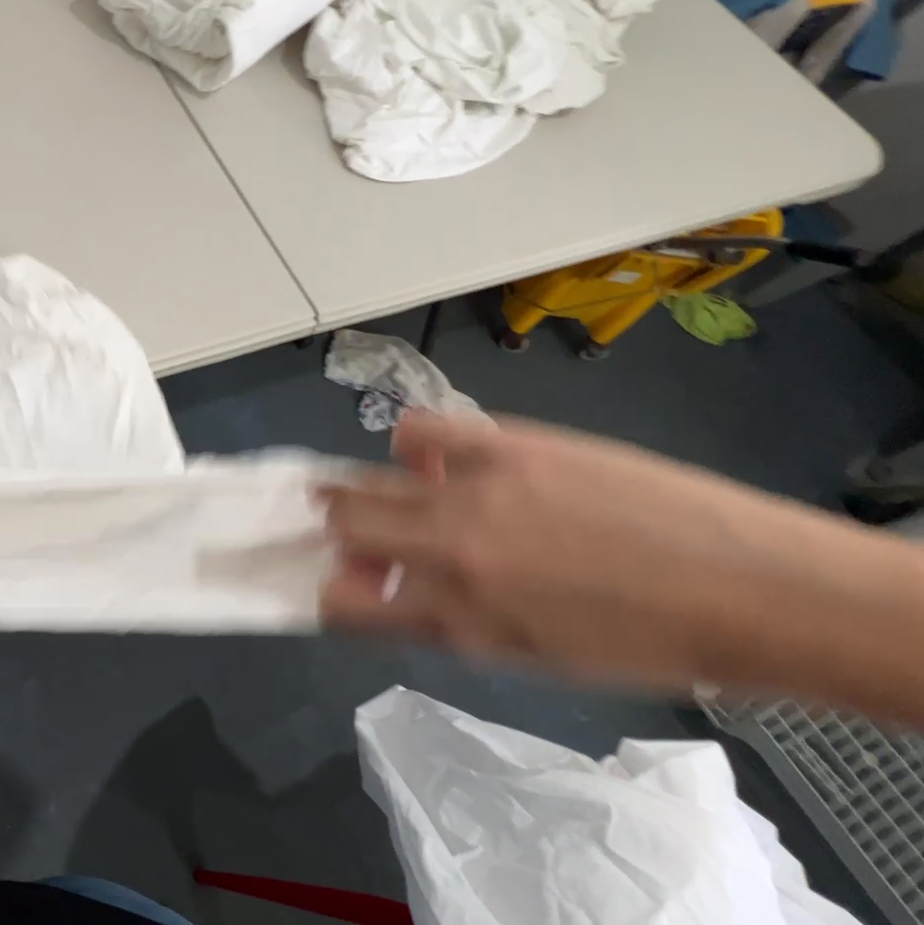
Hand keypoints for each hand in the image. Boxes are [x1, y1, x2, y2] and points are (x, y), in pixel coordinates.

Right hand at [318, 412, 923, 698]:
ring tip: (398, 492)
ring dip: (362, 490)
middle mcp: (449, 550)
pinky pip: (422, 431)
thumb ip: (440, 621)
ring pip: (365, 477)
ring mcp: (474, 490)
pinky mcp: (508, 444)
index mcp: (456, 618)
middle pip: (341, 524)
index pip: (343, 602)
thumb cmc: (644, 643)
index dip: (327, 590)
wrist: (758, 590)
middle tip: (349, 533)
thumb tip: (384, 590)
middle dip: (330, 532)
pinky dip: (413, 446)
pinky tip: (444, 461)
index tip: (341, 581)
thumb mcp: (527, 655)